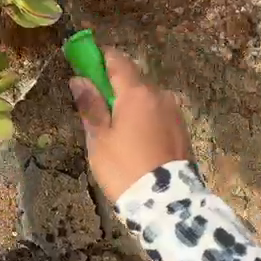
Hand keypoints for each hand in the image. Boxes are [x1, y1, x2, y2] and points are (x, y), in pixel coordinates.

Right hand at [69, 51, 191, 199]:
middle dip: (113, 84)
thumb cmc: (125, 168)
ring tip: (115, 128)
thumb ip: (90, 105)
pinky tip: (134, 138)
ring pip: (146, 97)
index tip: (84, 64)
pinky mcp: (182, 129)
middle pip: (133, 78)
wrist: (167, 203)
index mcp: (137, 93)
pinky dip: (144, 116)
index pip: (117, 60)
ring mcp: (174, 111)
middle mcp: (159, 94)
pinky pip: (157, 112)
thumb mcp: (99, 139)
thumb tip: (79, 80)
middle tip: (95, 104)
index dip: (99, 58)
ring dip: (130, 102)